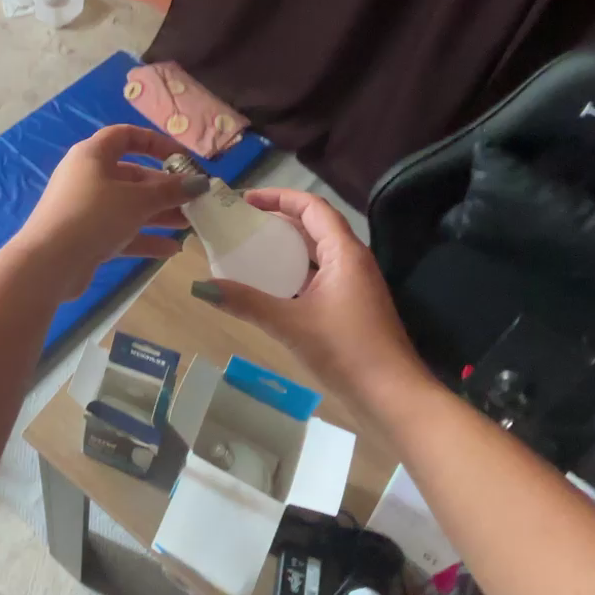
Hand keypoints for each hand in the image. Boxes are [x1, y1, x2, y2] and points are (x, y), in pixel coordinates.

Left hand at [11, 125, 206, 299]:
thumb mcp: (137, 200)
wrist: (49, 263)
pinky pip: (120, 232)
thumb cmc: (94, 216)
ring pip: (128, 206)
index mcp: (93, 155)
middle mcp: (87, 176)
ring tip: (190, 225)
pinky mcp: (86, 236)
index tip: (182, 159)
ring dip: (159, 214)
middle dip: (164, 188)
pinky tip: (171, 250)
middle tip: (194, 201)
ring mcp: (85, 208)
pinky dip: (143, 238)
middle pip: (132, 176)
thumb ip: (170, 191)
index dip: (155, 143)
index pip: (126, 136)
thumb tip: (200, 183)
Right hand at [190, 188, 436, 414]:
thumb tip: (201, 287)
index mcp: (344, 253)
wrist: (394, 398)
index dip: (278, 197)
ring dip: (285, 247)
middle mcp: (352, 261)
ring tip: (249, 250)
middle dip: (277, 220)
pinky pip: (318, 275)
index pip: (311, 207)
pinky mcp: (352, 307)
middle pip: (313, 226)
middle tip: (240, 224)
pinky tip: (269, 287)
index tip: (244, 201)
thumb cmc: (346, 351)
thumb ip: (245, 302)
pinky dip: (294, 272)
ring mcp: (354, 285)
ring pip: (316, 252)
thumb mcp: (290, 323)